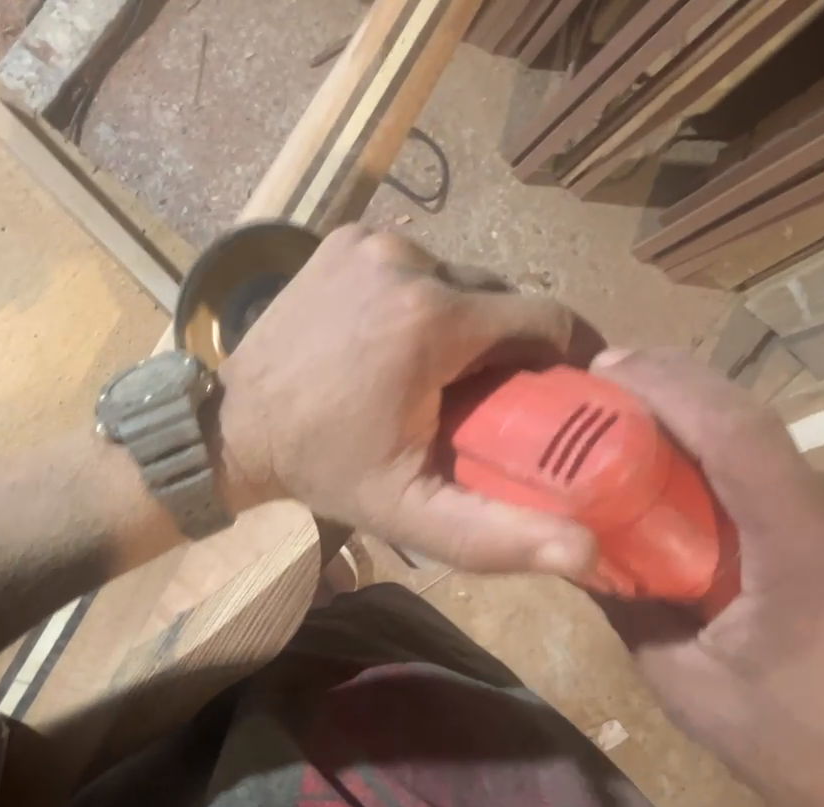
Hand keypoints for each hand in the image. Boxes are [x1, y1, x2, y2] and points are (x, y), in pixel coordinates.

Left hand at [217, 225, 604, 575]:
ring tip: (432, 371)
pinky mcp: (345, 237)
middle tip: (480, 397)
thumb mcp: (408, 512)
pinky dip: (417, 297)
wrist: (236, 427)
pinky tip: (391, 340)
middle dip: (501, 347)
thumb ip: (495, 534)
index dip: (555, 362)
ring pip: (458, 277)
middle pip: (500, 298)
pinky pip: (413, 264)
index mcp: (433, 321)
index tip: (545, 398)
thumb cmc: (324, 471)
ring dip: (461, 321)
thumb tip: (587, 552)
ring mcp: (371, 242)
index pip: (545, 321)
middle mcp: (408, 263)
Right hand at [590, 350, 823, 806]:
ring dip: (756, 526)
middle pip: (768, 466)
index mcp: (815, 554)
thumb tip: (591, 564)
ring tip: (733, 597)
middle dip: (695, 472)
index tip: (610, 365)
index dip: (671, 386)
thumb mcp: (698, 697)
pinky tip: (807, 618)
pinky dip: (807, 550)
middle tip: (644, 509)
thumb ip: (637, 618)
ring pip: (811, 504)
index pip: (738, 433)